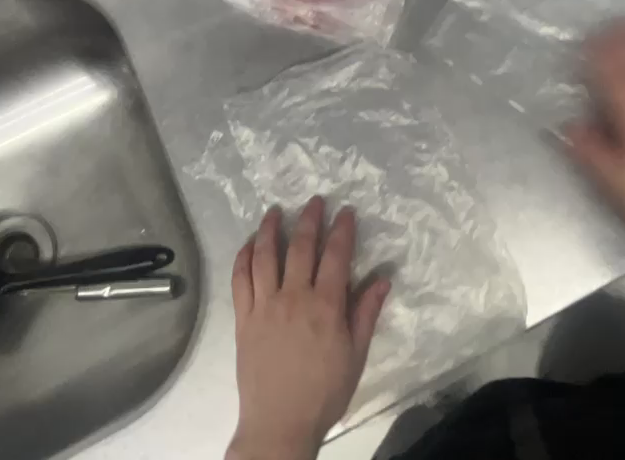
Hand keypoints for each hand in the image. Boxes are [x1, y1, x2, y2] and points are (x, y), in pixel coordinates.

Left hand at [228, 197, 390, 459]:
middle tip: (315, 200)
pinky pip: (240, 279)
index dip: (342, 230)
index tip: (346, 211)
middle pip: (300, 246)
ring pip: (265, 255)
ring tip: (275, 211)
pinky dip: (243, 257)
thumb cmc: (324, 393)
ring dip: (270, 228)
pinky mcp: (244, 318)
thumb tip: (383, 279)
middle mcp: (294, 297)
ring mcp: (265, 305)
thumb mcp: (355, 355)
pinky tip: (248, 244)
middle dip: (310, 219)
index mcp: (325, 306)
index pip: (336, 256)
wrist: (279, 425)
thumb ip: (366, 313)